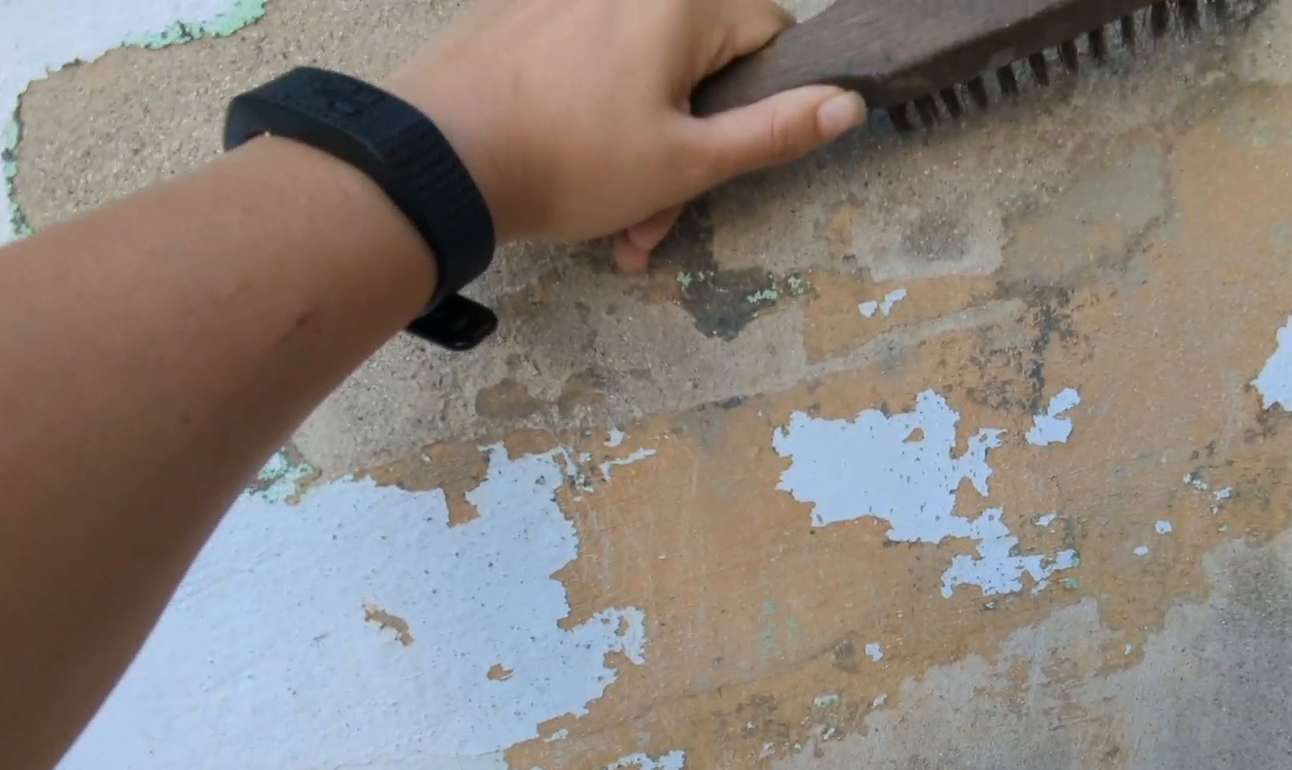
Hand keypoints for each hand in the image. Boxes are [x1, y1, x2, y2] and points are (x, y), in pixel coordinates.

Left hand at [389, 0, 866, 271]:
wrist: (442, 159)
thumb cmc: (576, 162)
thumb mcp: (689, 163)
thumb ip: (774, 133)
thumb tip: (850, 103)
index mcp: (679, 4)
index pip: (769, 32)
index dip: (770, 101)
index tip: (736, 158)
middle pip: (700, 69)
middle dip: (693, 152)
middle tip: (662, 221)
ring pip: (646, 83)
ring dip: (647, 159)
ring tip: (622, 226)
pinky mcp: (530, 19)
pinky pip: (596, 74)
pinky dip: (603, 129)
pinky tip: (583, 182)